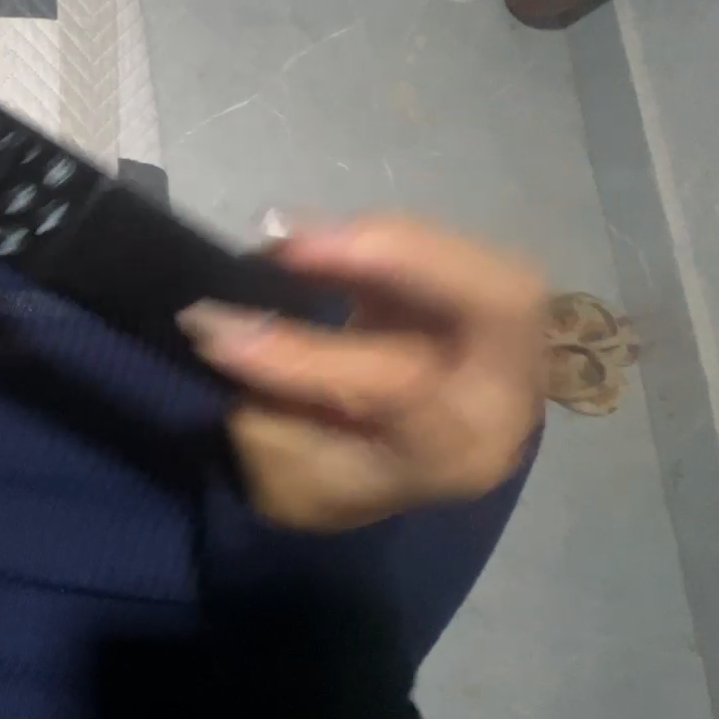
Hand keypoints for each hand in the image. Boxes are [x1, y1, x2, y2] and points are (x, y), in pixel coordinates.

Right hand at [178, 215, 546, 530]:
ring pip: (479, 264)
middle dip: (396, 255)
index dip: (300, 351)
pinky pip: (447, 256)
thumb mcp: (271, 451)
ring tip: (284, 237)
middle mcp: (503, 399)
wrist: (350, 481)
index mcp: (449, 453)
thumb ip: (256, 386)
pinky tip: (309, 239)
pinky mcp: (478, 314)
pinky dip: (373, 240)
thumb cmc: (303, 477)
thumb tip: (213, 319)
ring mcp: (507, 350)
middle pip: (497, 300)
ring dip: (377, 240)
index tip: (211, 329)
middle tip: (292, 245)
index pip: (396, 386)